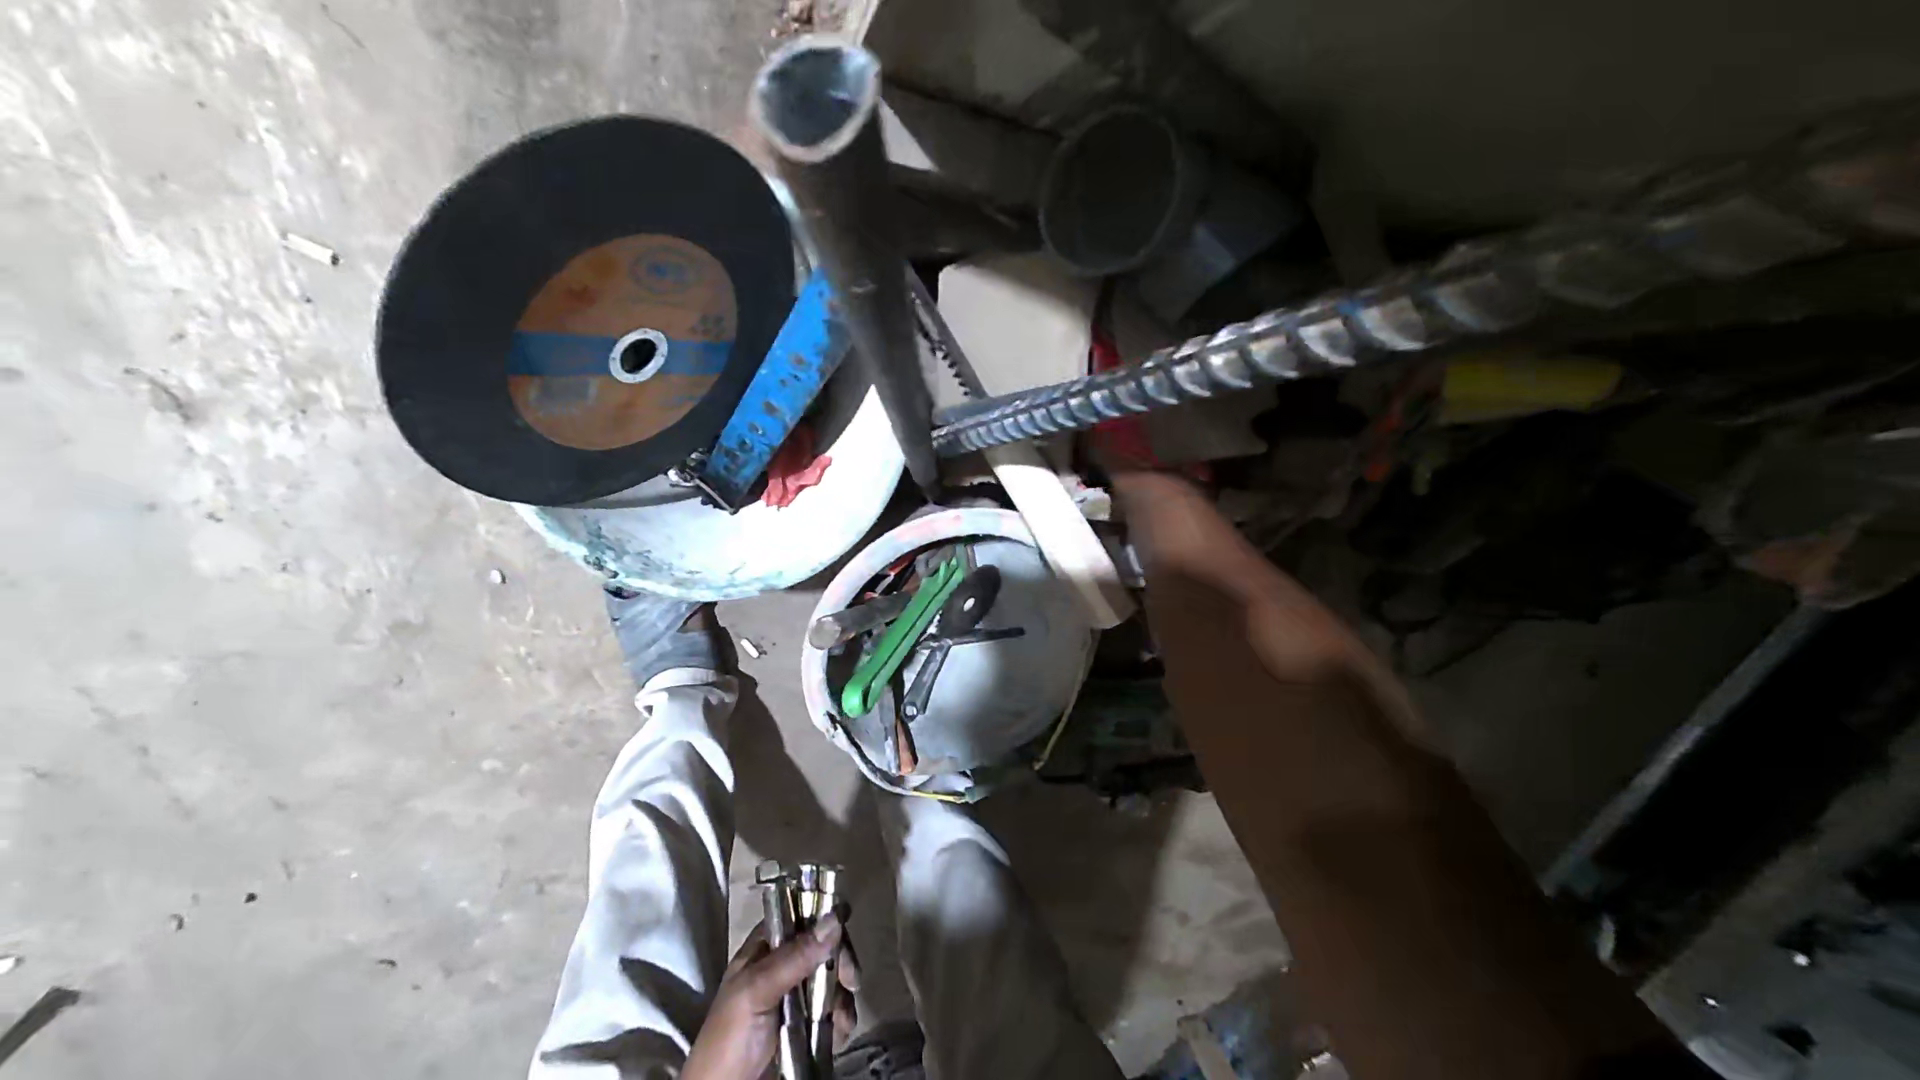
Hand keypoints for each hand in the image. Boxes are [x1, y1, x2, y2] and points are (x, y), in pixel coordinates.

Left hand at [682, 911, 858, 1079]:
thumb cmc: (729, 1040)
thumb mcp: (755, 992)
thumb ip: (794, 957)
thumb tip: (834, 918)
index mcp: (764, 949)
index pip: (798, 915)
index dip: (823, 915)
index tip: (844, 925)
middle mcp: (783, 966)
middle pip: (823, 945)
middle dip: (841, 960)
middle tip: (851, 980)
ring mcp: (797, 997)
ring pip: (834, 977)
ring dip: (844, 994)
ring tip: (842, 1019)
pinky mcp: (809, 1026)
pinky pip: (837, 1009)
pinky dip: (844, 1017)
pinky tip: (840, 1032)